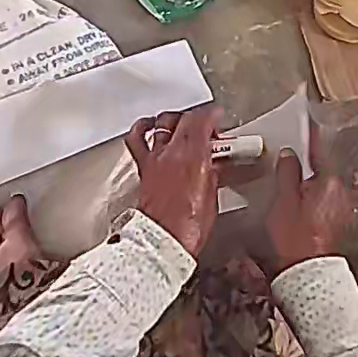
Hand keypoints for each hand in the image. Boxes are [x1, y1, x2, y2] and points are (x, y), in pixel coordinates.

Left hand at [126, 106, 223, 256]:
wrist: (162, 242)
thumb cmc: (188, 226)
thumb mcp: (212, 194)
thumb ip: (213, 172)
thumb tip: (215, 164)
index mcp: (193, 156)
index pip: (202, 119)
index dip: (213, 114)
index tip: (220, 116)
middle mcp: (171, 152)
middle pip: (184, 118)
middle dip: (199, 118)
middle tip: (209, 128)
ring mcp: (155, 158)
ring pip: (163, 123)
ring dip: (176, 120)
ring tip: (184, 124)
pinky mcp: (144, 168)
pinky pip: (138, 139)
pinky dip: (143, 128)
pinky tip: (149, 126)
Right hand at [256, 145, 357, 277]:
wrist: (307, 272)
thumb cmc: (294, 237)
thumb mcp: (283, 200)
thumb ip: (287, 172)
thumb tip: (290, 155)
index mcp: (329, 181)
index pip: (320, 150)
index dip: (312, 136)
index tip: (309, 123)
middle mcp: (342, 190)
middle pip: (326, 165)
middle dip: (312, 158)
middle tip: (296, 150)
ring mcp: (344, 205)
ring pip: (328, 181)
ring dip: (315, 175)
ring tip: (298, 172)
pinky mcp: (340, 218)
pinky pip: (329, 195)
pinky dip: (319, 190)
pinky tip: (306, 193)